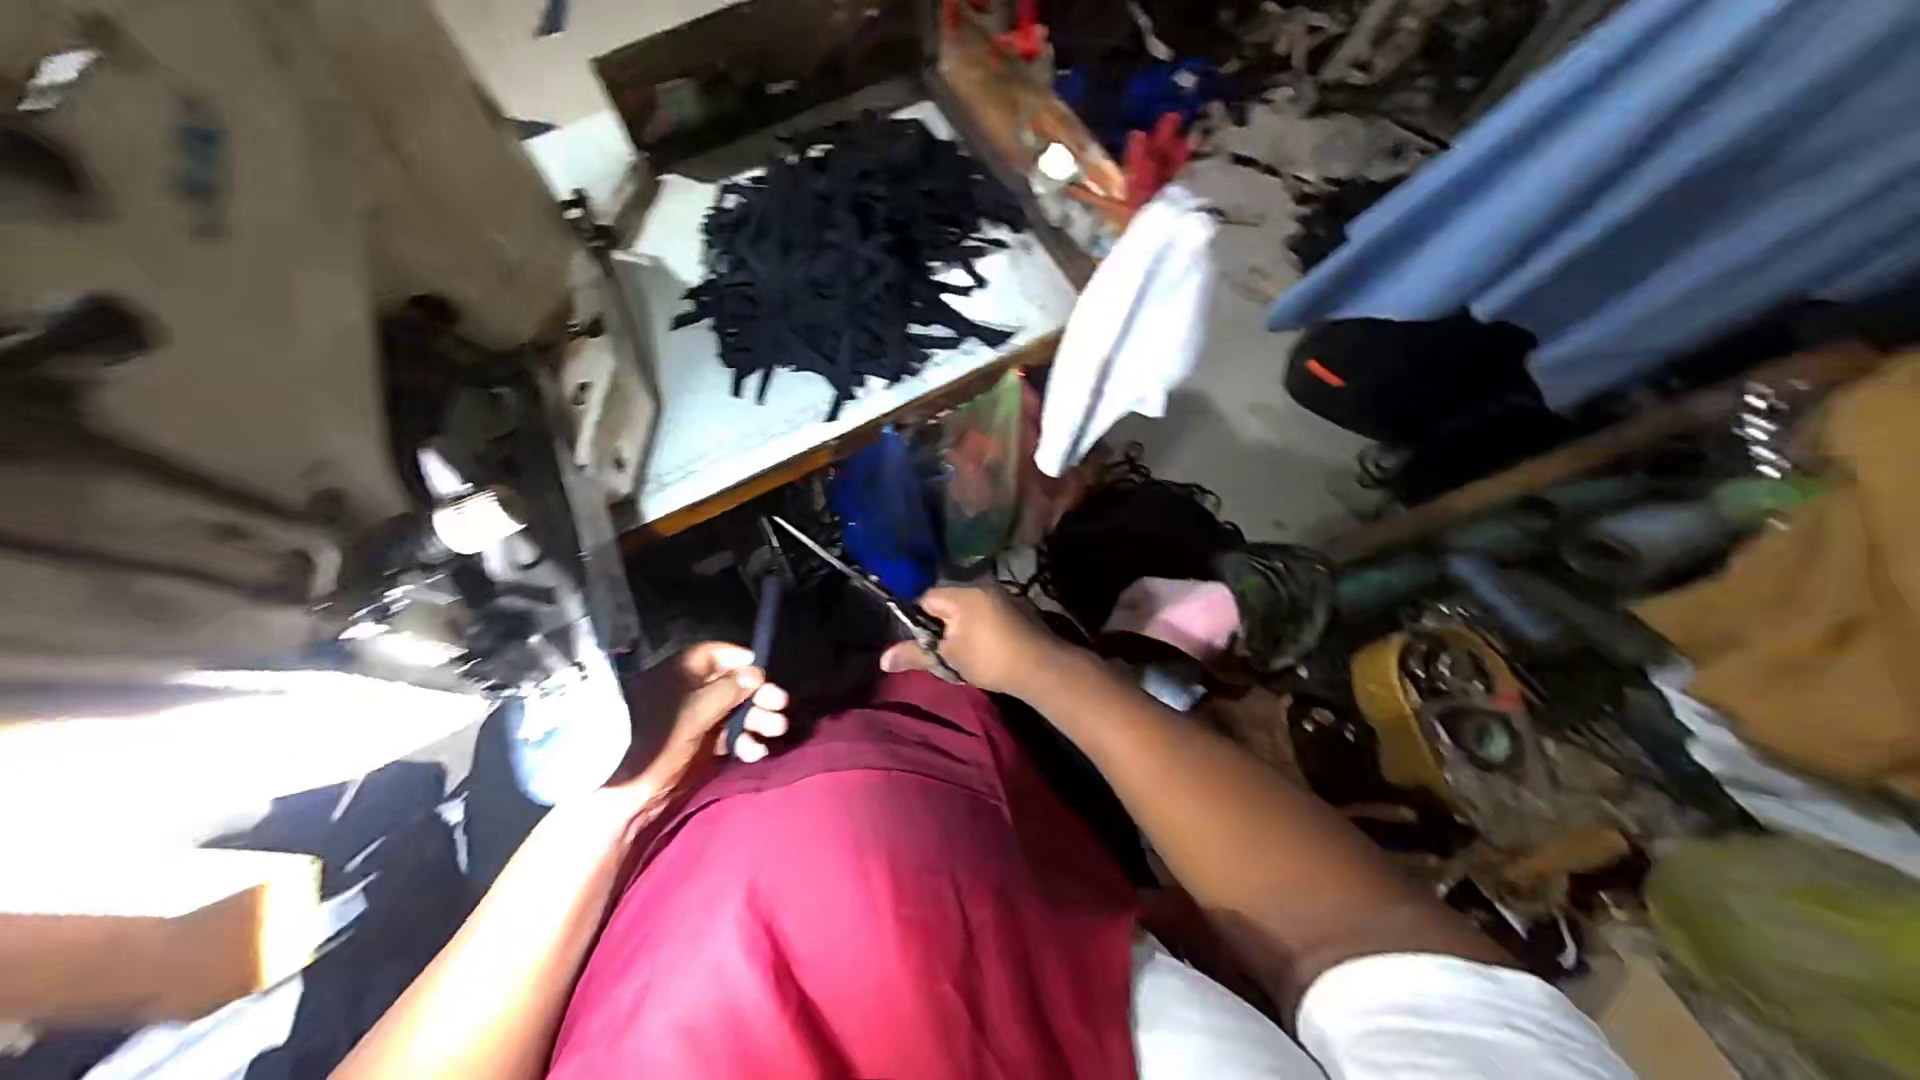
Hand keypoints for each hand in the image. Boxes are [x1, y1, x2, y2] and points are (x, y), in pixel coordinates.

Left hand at [615, 643, 789, 801]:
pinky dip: (745, 741)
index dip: (742, 661)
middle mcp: (690, 692)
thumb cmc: (655, 744)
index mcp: (680, 675)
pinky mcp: (702, 746)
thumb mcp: (693, 714)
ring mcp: (697, 720)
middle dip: (758, 694)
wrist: (626, 800)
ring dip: (757, 719)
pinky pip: (731, 736)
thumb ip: (727, 692)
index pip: (716, 655)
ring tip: (776, 729)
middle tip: (780, 704)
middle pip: (733, 683)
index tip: (766, 673)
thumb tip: (757, 672)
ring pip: (736, 710)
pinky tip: (755, 752)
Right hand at [879, 585, 1073, 696]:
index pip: (927, 598)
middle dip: (943, 626)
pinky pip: (989, 614)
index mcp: (962, 594)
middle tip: (944, 652)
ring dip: (964, 628)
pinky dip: (983, 629)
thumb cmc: (990, 660)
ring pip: (970, 610)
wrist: (1042, 667)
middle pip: (949, 603)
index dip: (919, 620)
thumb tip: (882, 660)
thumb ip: (915, 655)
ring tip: (966, 654)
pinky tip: (988, 650)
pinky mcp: (1019, 609)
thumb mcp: (949, 659)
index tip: (924, 643)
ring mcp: (1004, 596)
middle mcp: (982, 587)